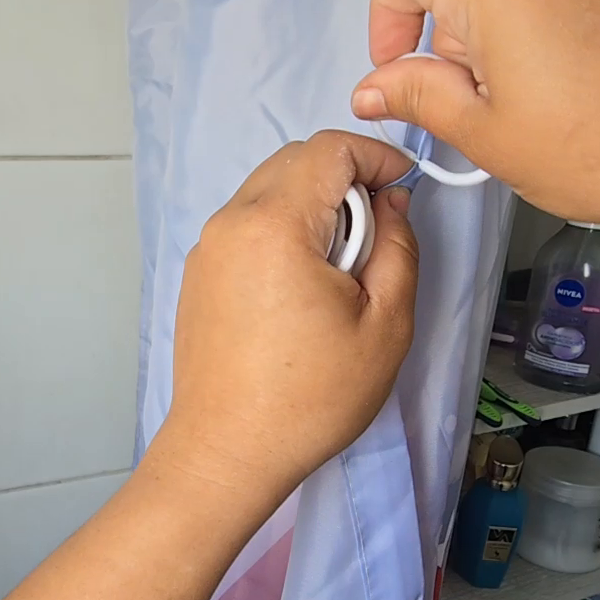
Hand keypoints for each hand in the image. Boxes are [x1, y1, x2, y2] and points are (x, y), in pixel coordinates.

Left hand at [149, 132, 419, 504]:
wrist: (227, 451)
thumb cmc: (312, 398)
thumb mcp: (385, 325)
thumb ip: (398, 246)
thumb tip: (391, 202)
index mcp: (275, 225)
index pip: (328, 148)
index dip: (376, 156)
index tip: (402, 190)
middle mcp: (230, 223)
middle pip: (294, 162)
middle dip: (344, 179)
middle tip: (374, 235)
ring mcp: (205, 249)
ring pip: (267, 192)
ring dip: (311, 207)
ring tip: (336, 270)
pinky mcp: (197, 276)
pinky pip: (245, 226)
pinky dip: (280, 232)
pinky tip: (296, 289)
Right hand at [349, 0, 599, 235]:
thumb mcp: (489, 135)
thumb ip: (418, 98)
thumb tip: (369, 88)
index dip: (387, 11)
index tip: (400, 68)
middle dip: (460, 41)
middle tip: (491, 109)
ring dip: (512, 34)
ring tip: (551, 100)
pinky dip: (563, 22)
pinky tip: (597, 78)